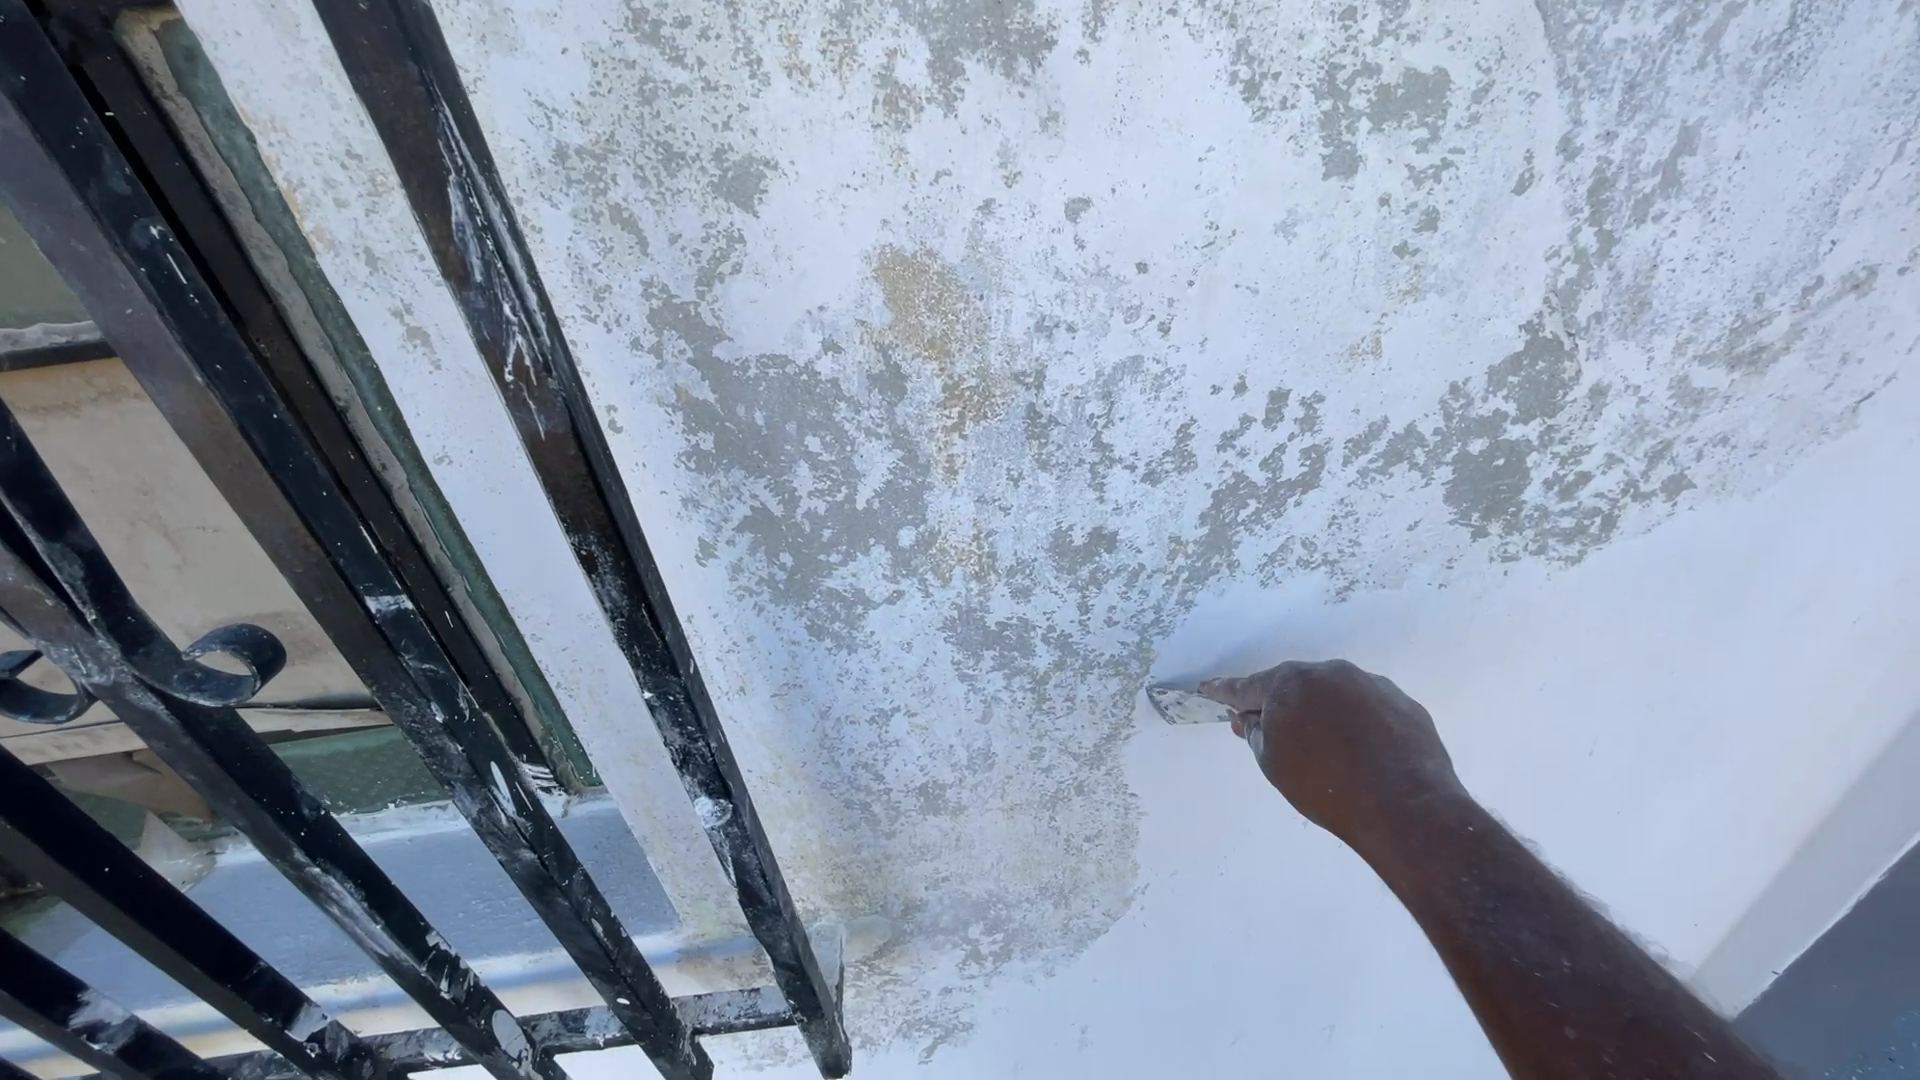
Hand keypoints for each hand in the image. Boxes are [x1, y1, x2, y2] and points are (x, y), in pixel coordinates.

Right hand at [1199, 660, 1463, 850]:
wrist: (1404, 807)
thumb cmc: (1323, 785)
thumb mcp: (1272, 762)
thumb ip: (1256, 732)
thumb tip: (1251, 718)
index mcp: (1289, 683)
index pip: (1246, 687)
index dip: (1225, 692)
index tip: (1208, 688)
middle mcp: (1330, 673)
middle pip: (1294, 686)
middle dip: (1281, 705)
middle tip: (1274, 733)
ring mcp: (1371, 685)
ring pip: (1335, 695)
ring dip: (1323, 714)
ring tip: (1329, 752)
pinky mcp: (1404, 704)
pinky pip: (1369, 710)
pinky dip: (1359, 725)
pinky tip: (1363, 755)